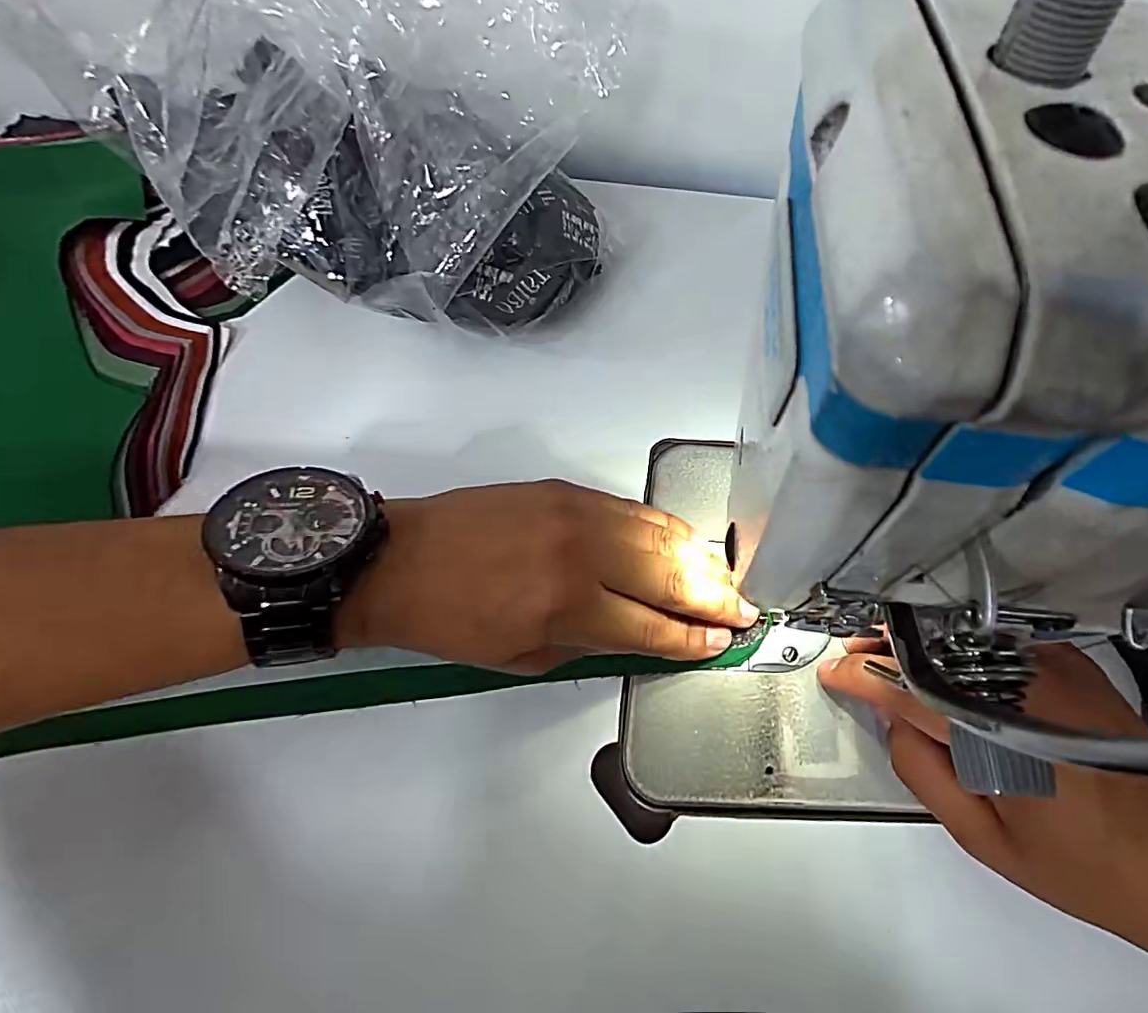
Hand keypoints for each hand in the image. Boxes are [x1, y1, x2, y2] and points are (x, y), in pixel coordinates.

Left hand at [338, 480, 756, 672]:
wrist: (401, 558)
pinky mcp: (572, 490)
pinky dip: (671, 530)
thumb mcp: (522, 657)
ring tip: (727, 580)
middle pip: (671, 578)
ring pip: (663, 536)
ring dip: (703, 561)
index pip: (652, 626)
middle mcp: (582, 555)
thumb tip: (648, 635)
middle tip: (746, 611)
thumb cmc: (453, 621)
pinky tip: (690, 544)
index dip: (693, 638)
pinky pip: (637, 511)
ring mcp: (579, 513)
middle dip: (716, 599)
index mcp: (565, 607)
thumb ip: (592, 645)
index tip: (723, 642)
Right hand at [823, 642, 1147, 1012]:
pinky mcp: (1073, 660)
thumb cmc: (1091, 867)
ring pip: (967, 643)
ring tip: (899, 669)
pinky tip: (957, 676)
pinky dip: (967, 655)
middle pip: (936, 651)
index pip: (910, 687)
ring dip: (926, 651)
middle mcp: (1026, 684)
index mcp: (999, 732)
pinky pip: (1000, 648)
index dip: (864, 673)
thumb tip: (896, 724)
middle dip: (888, 651)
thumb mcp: (988, 840)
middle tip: (856, 660)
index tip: (833, 667)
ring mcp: (1054, 664)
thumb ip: (927, 775)